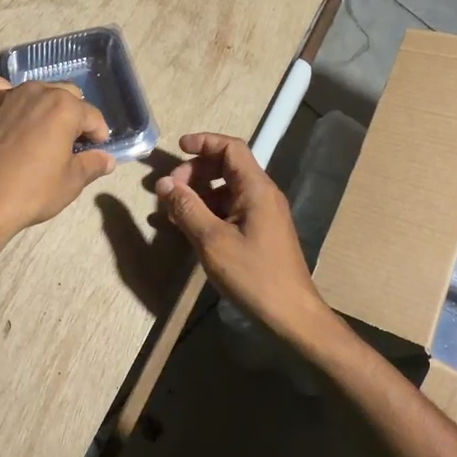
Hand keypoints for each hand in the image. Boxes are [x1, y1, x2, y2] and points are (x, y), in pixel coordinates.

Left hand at [0, 73, 115, 255]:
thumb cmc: (29, 193)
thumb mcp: (69, 184)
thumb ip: (92, 165)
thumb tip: (107, 159)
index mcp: (64, 107)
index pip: (92, 115)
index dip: (98, 133)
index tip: (96, 148)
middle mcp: (36, 92)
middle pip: (65, 95)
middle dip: (73, 115)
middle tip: (69, 143)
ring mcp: (6, 95)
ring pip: (34, 90)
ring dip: (43, 106)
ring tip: (40, 131)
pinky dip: (3, 93)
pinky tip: (5, 110)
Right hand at [155, 133, 335, 345]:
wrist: (292, 314)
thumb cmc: (254, 274)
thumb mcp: (212, 241)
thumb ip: (187, 208)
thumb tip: (164, 183)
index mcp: (256, 188)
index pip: (231, 148)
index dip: (204, 142)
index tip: (178, 147)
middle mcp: (262, 194)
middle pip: (227, 166)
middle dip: (195, 172)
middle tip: (169, 190)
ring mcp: (263, 213)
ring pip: (227, 189)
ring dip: (199, 194)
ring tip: (173, 211)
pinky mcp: (261, 232)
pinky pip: (231, 209)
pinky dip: (209, 211)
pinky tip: (189, 228)